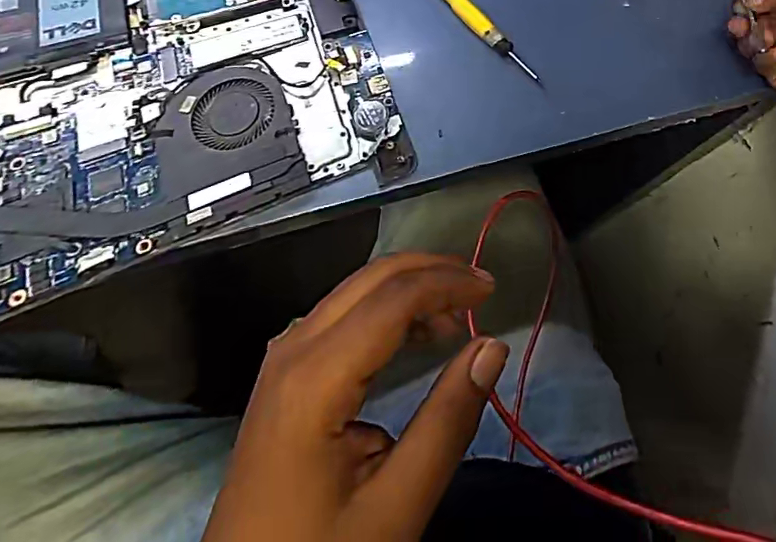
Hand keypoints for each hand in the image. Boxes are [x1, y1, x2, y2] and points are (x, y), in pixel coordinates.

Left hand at [202, 254, 509, 541]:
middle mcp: (293, 353)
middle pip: (372, 277)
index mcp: (315, 380)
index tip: (493, 292)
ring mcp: (282, 361)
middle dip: (434, 270)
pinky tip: (417, 332)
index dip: (449, 282)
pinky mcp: (284, 376)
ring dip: (413, 286)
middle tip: (482, 290)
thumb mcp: (397, 504)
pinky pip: (343, 312)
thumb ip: (449, 420)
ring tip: (459, 313)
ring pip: (356, 288)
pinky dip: (389, 306)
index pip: (394, 298)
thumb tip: (493, 346)